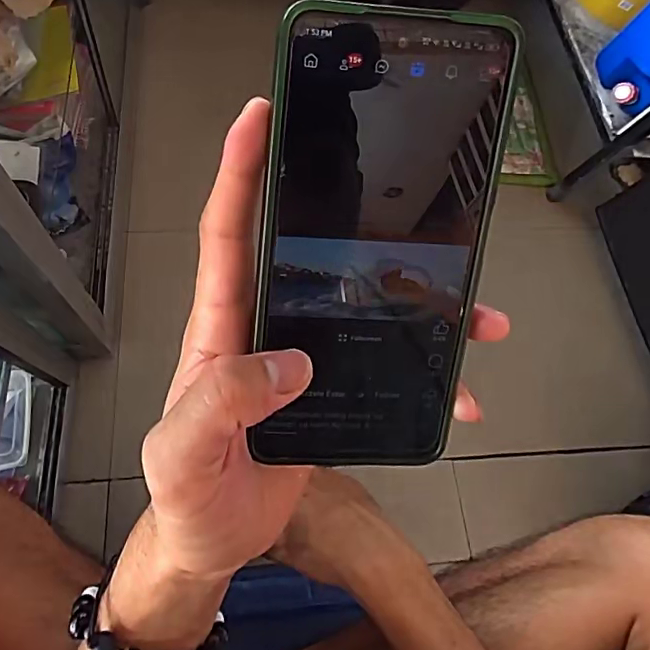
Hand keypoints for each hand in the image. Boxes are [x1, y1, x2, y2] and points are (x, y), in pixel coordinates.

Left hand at [141, 97, 512, 579]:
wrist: (216, 534)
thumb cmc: (187, 491)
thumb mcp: (183, 452)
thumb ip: (222, 402)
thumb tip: (289, 364)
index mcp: (221, 322)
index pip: (228, 228)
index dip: (240, 169)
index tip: (258, 115)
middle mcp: (265, 320)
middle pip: (301, 243)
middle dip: (339, 200)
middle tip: (382, 167)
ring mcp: (301, 347)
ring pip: (361, 297)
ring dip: (414, 293)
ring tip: (467, 299)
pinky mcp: (332, 380)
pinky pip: (383, 357)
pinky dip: (423, 370)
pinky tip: (460, 386)